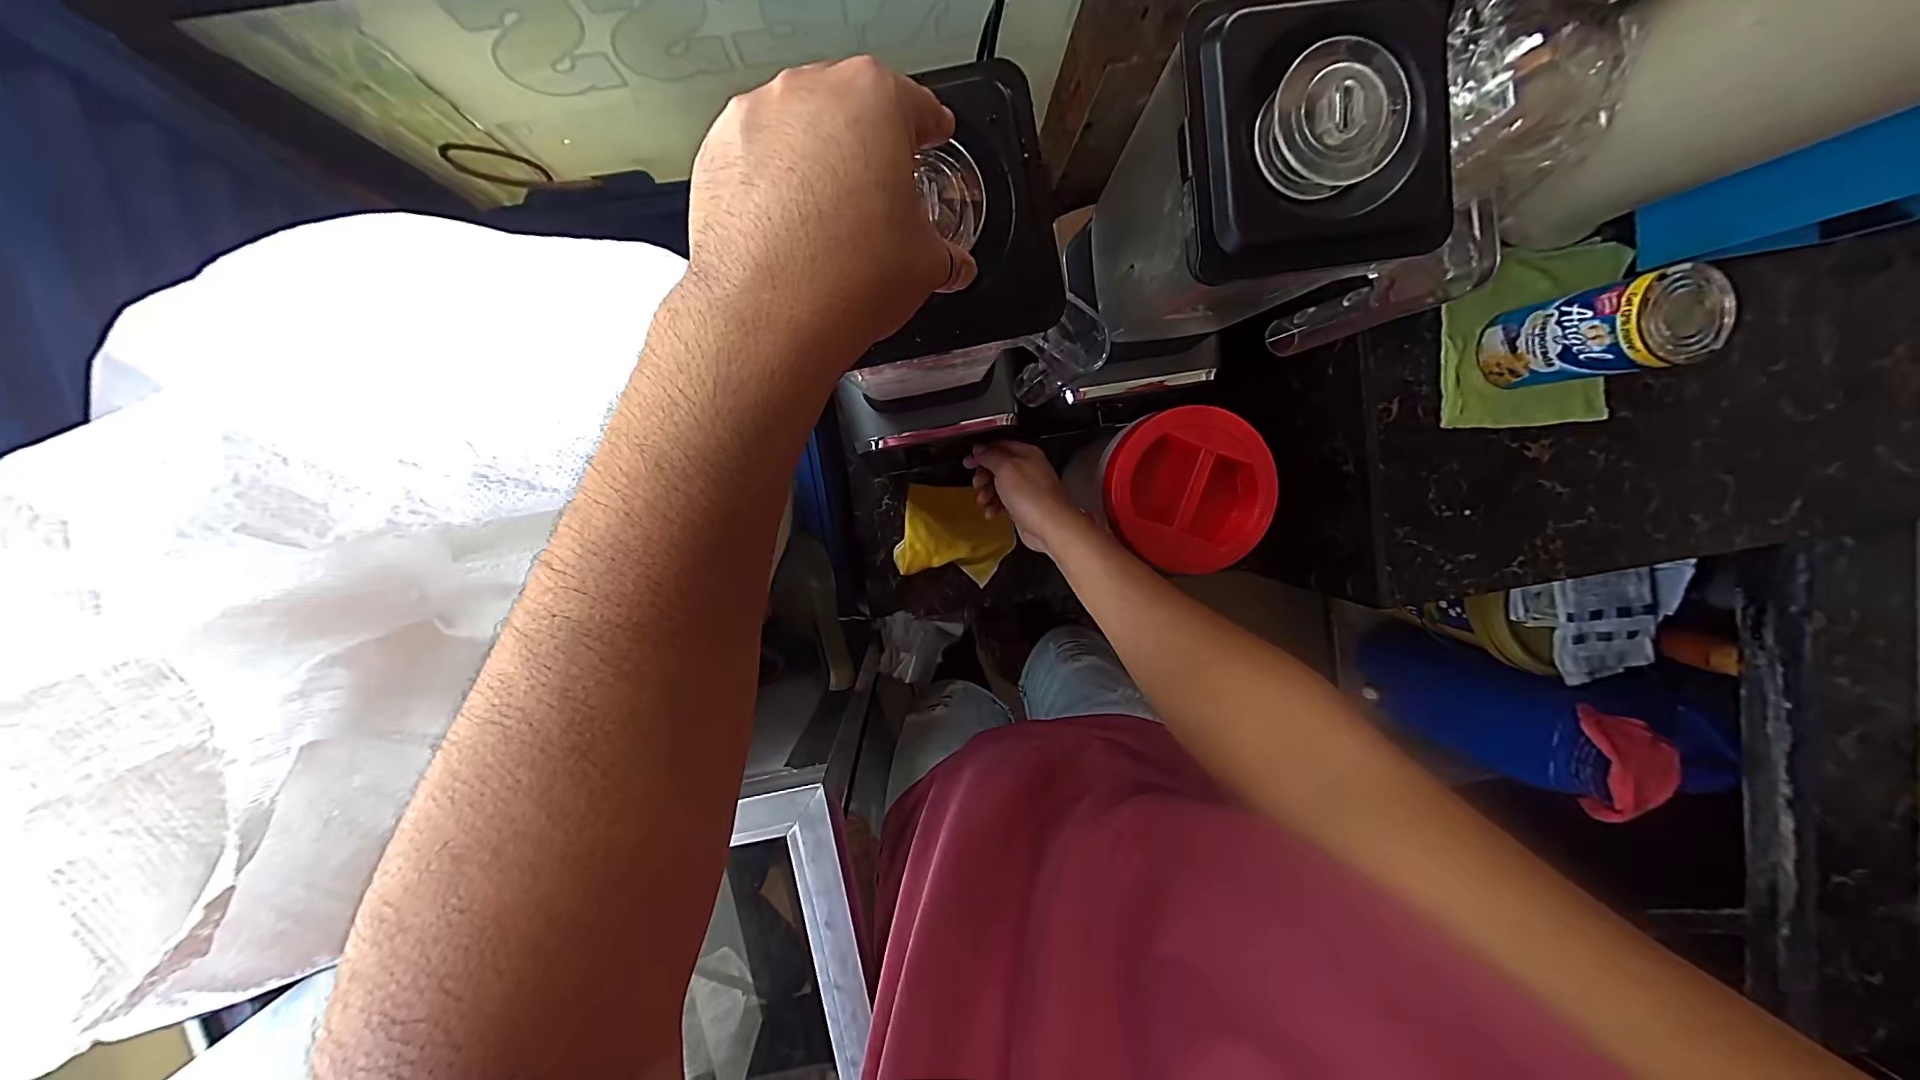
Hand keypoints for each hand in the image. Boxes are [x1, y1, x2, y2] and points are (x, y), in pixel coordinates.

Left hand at [684, 57, 977, 368]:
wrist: (770, 314)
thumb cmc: (844, 276)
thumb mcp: (927, 265)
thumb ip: (946, 251)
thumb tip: (950, 263)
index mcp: (874, 99)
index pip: (917, 104)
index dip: (930, 128)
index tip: (931, 137)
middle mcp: (810, 93)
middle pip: (853, 109)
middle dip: (870, 149)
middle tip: (881, 200)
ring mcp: (756, 118)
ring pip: (802, 132)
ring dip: (820, 166)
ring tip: (832, 226)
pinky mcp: (717, 153)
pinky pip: (759, 159)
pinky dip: (776, 186)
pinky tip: (792, 232)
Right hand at [967, 442, 1085, 556]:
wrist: (1049, 527)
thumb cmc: (1031, 496)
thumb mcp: (1005, 468)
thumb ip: (990, 455)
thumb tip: (979, 449)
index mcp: (1026, 454)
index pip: (999, 445)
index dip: (982, 452)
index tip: (969, 461)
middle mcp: (1028, 469)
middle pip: (997, 467)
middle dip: (983, 476)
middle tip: (978, 483)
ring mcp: (1026, 489)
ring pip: (998, 486)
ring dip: (987, 493)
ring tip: (984, 501)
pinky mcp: (1023, 506)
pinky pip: (1003, 502)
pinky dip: (995, 507)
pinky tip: (992, 513)